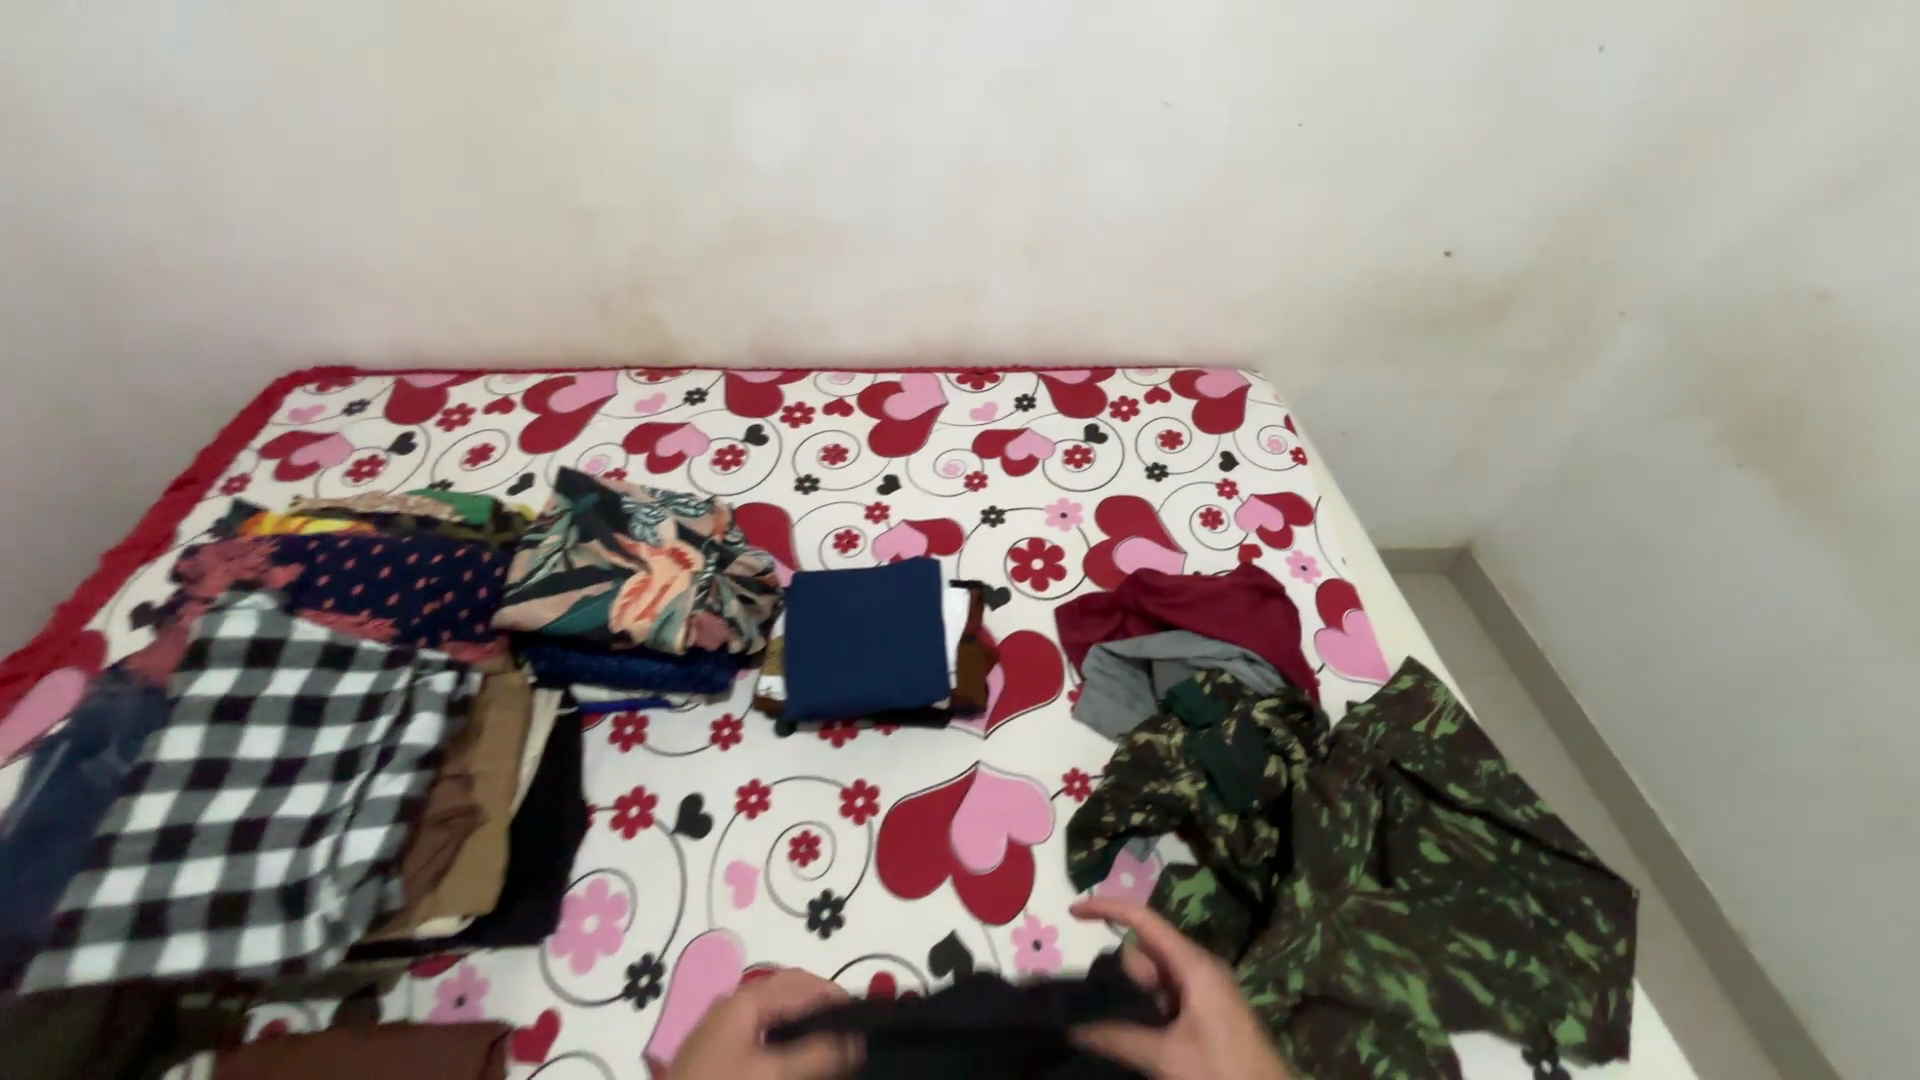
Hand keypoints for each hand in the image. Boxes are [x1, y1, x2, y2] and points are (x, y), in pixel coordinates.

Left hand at [665, 968, 862, 1079]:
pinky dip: (787, 1037)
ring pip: (776, 1012)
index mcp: (747, 999)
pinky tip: (796, 1059)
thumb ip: (816, 1056)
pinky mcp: (719, 1054)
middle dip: (822, 1004)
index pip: (803, 983)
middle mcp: (735, 1004)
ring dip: (805, 1021)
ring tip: (831, 1045)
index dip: (837, 996)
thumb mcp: (772, 1076)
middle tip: (851, 1032)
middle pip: (789, 991)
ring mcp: (724, 1029)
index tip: (866, 1018)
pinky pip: (763, 1032)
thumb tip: (859, 1041)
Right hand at [1068, 897, 1291, 1079]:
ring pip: (1156, 975)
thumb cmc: (1225, 1075)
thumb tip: (1075, 1028)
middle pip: (1146, 950)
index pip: (1142, 919)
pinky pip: (1168, 993)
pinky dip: (1150, 1006)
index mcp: (1193, 964)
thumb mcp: (1168, 1059)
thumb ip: (1120, 1039)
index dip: (1107, 908)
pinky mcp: (1208, 1009)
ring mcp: (1205, 988)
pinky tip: (1142, 1035)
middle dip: (1123, 971)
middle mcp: (1199, 966)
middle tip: (1108, 1006)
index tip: (1072, 913)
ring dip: (1135, 993)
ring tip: (1120, 1026)